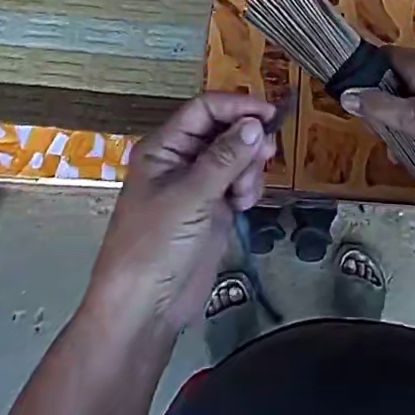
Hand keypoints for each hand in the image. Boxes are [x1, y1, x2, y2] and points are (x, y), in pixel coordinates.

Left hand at [81, 92, 277, 337]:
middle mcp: (181, 160)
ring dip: (248, 167)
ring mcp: (198, 185)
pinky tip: (244, 205)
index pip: (204, 110)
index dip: (236, 106)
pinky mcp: (213, 209)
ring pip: (235, 157)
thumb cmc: (155, 244)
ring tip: (244, 193)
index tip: (268, 113)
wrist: (145, 308)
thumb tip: (255, 124)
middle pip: (223, 131)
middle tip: (266, 155)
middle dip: (245, 140)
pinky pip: (238, 183)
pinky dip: (247, 187)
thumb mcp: (190, 196)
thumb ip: (225, 158)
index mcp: (164, 147)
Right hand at [340, 47, 414, 177]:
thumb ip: (379, 107)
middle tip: (376, 129)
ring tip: (392, 146)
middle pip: (391, 79)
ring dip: (394, 121)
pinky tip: (408, 153)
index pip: (382, 55)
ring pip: (404, 99)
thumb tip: (345, 94)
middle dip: (378, 104)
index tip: (352, 94)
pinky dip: (410, 129)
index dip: (364, 71)